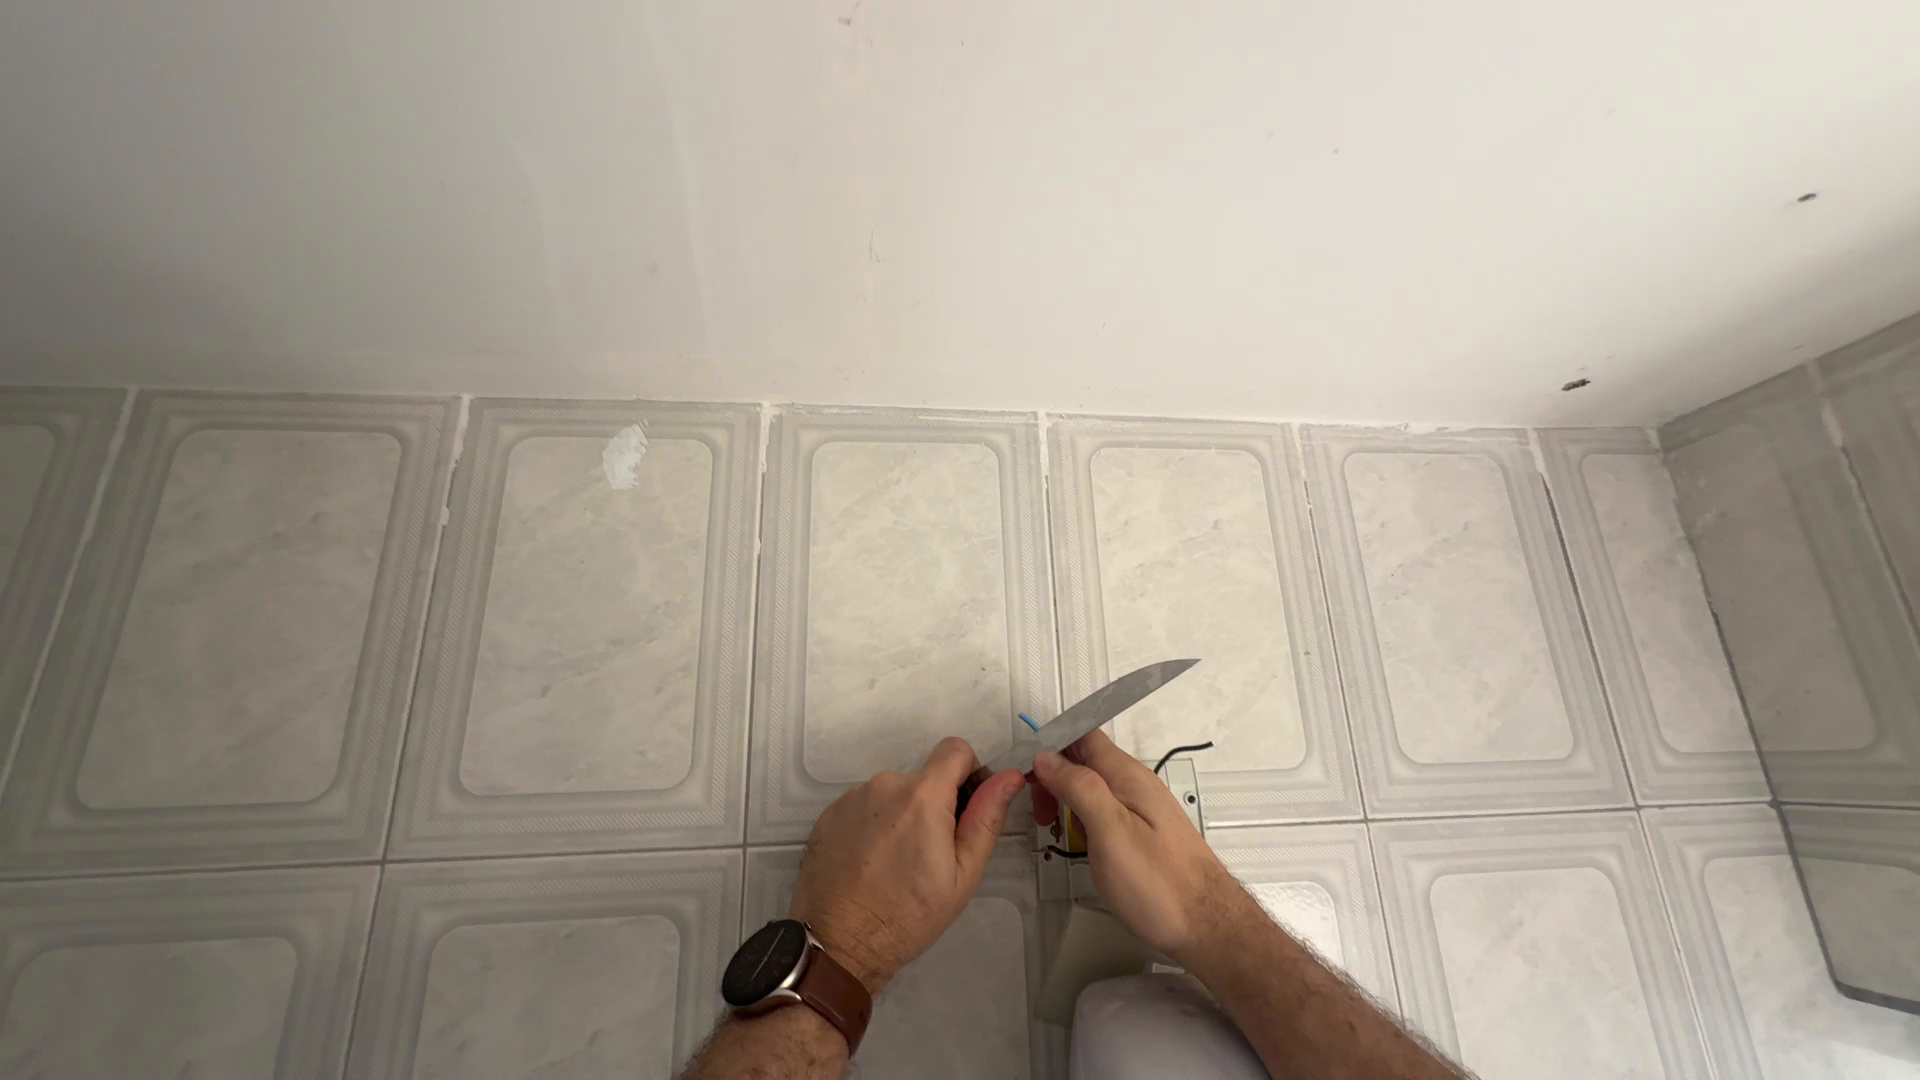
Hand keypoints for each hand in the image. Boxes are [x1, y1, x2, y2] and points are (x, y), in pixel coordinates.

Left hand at [788, 737, 1026, 993]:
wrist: (837, 945)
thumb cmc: (908, 915)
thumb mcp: (962, 874)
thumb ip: (986, 818)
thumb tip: (1011, 776)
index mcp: (922, 794)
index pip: (956, 749)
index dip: (969, 771)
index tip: (966, 807)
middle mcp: (885, 784)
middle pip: (923, 778)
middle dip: (934, 805)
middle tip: (930, 854)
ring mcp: (852, 797)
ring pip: (893, 794)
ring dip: (902, 816)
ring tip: (896, 864)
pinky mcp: (828, 814)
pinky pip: (864, 807)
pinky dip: (874, 826)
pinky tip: (870, 864)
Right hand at [1031, 730, 1254, 963]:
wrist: (1208, 928)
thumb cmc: (1156, 882)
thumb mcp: (1110, 831)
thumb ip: (1079, 787)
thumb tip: (1046, 756)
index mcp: (1126, 775)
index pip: (1083, 735)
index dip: (1051, 744)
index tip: (1025, 772)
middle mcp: (1134, 783)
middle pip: (1084, 759)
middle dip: (1053, 776)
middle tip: (1040, 814)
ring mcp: (1141, 807)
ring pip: (1093, 786)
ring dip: (1066, 799)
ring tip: (1055, 831)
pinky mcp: (1143, 831)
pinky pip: (1104, 809)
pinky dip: (1082, 818)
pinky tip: (1078, 843)